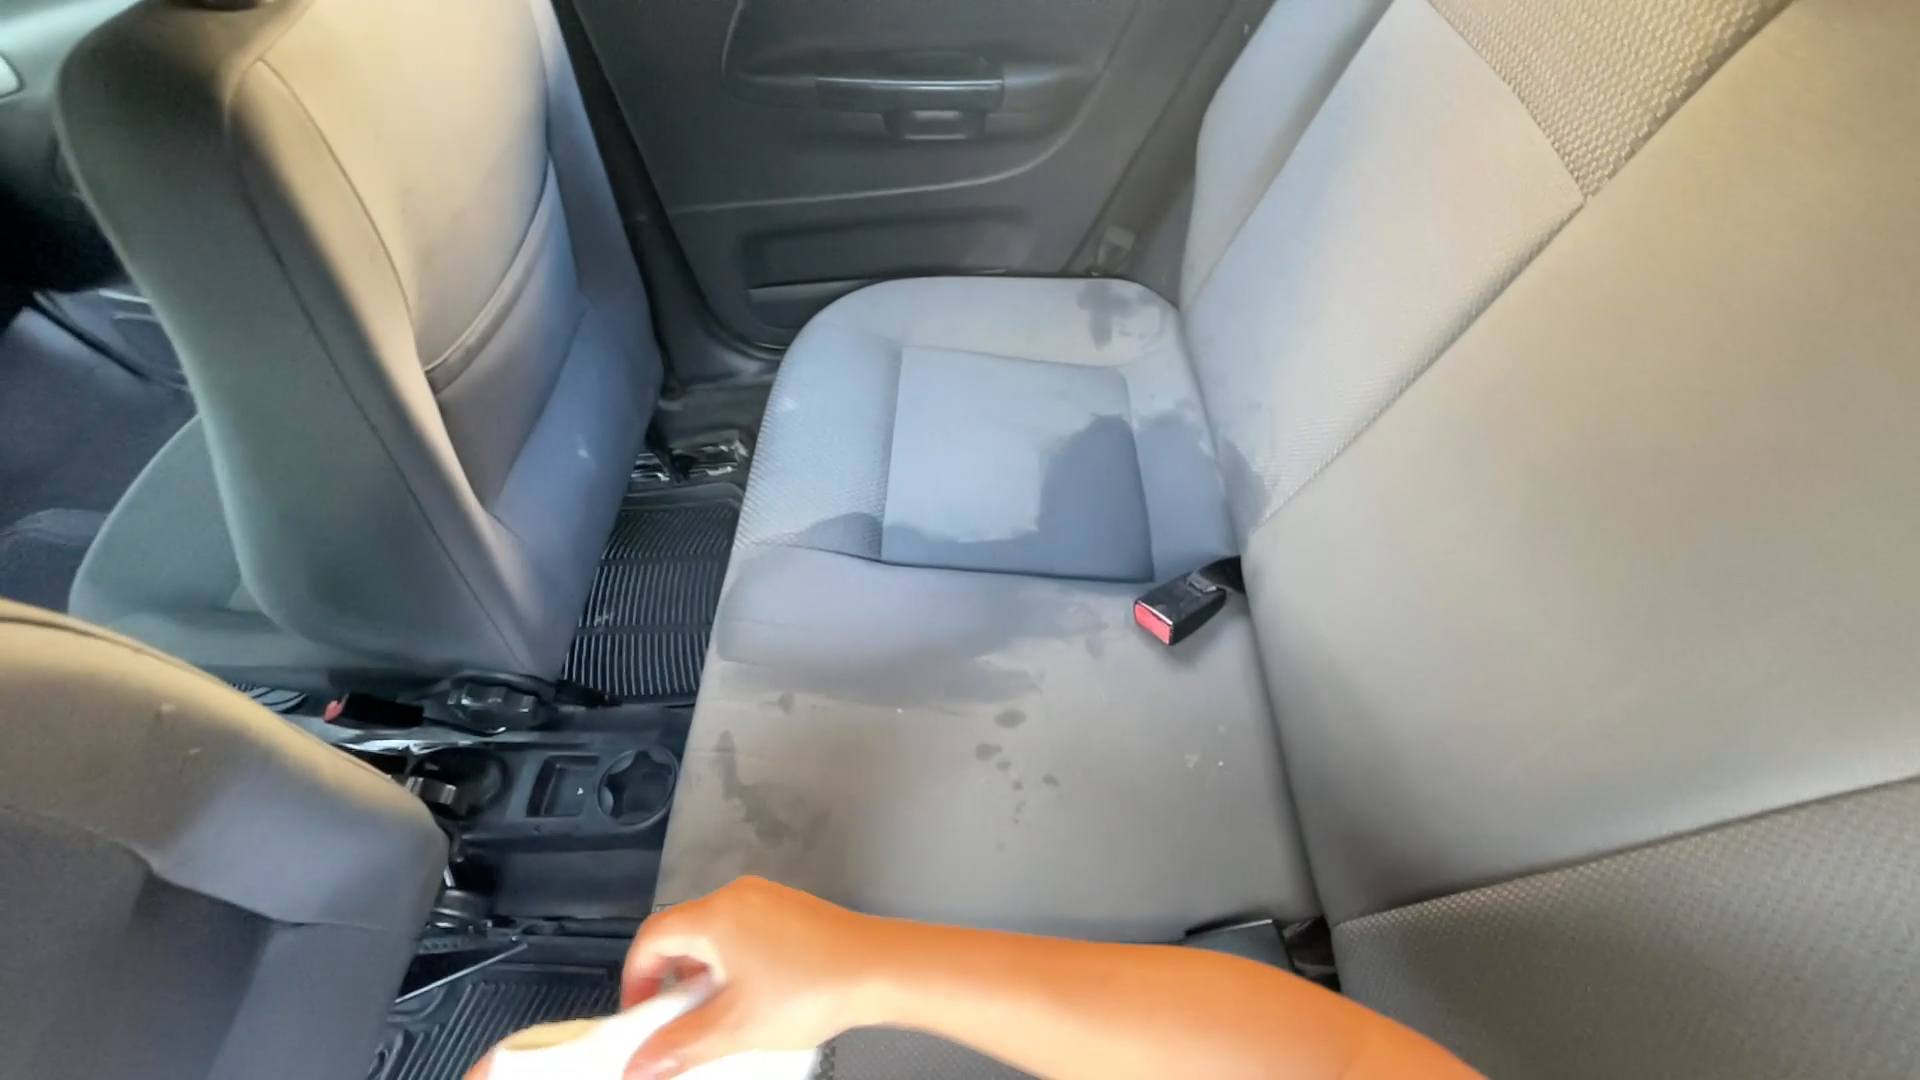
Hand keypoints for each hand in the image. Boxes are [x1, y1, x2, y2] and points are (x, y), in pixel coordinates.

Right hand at [620, 877, 891, 1078]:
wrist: (876, 968)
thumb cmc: (812, 986)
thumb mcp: (733, 1028)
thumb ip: (679, 1046)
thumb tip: (641, 1064)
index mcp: (718, 914)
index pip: (652, 936)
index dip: (635, 980)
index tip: (640, 1018)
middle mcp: (740, 896)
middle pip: (683, 934)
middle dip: (673, 983)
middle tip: (677, 1026)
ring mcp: (767, 900)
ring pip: (715, 936)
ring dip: (705, 977)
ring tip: (719, 1018)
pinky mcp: (789, 911)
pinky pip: (743, 933)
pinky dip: (733, 965)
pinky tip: (751, 999)